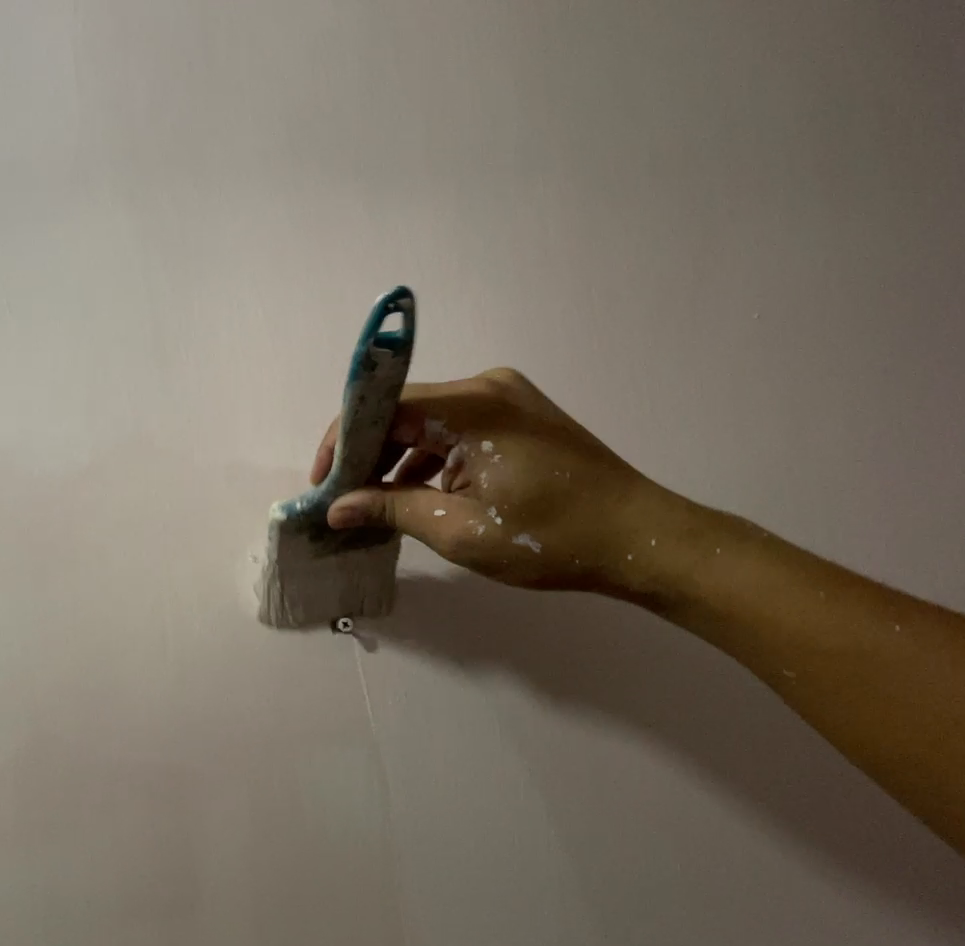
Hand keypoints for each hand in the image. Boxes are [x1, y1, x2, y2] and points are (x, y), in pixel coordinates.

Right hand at [311, 368, 685, 594]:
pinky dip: (429, 459)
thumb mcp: (460, 530)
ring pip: (427, 422)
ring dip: (396, 459)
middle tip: (342, 499)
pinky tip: (414, 494)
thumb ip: (390, 510)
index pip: (383, 408)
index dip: (343, 443)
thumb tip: (336, 508)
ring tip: (372, 504)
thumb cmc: (551, 538)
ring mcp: (506, 399)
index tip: (322, 484)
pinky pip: (455, 430)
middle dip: (367, 454)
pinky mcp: (518, 417)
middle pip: (403, 411)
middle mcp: (486, 387)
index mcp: (472, 406)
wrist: (641, 539)